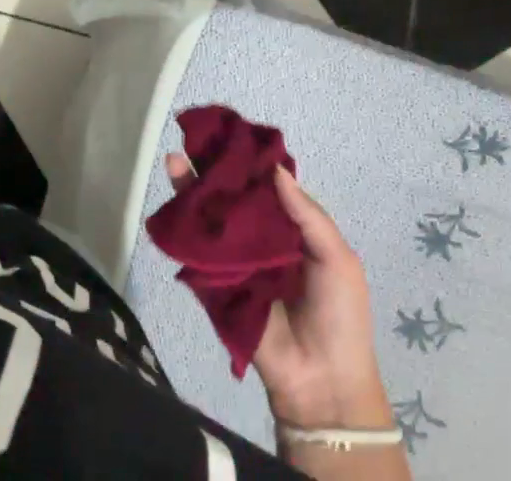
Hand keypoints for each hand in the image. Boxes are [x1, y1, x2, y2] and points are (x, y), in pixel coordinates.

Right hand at [165, 158, 391, 431]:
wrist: (321, 375)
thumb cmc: (339, 314)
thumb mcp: (338, 259)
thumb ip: (307, 215)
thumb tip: (274, 170)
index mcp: (289, 233)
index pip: (263, 191)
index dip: (246, 165)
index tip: (227, 135)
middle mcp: (257, 241)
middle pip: (229, 200)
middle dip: (210, 172)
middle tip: (191, 142)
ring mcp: (231, 261)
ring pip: (207, 220)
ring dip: (189, 192)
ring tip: (173, 161)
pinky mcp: (211, 283)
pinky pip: (195, 253)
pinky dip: (182, 229)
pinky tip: (171, 204)